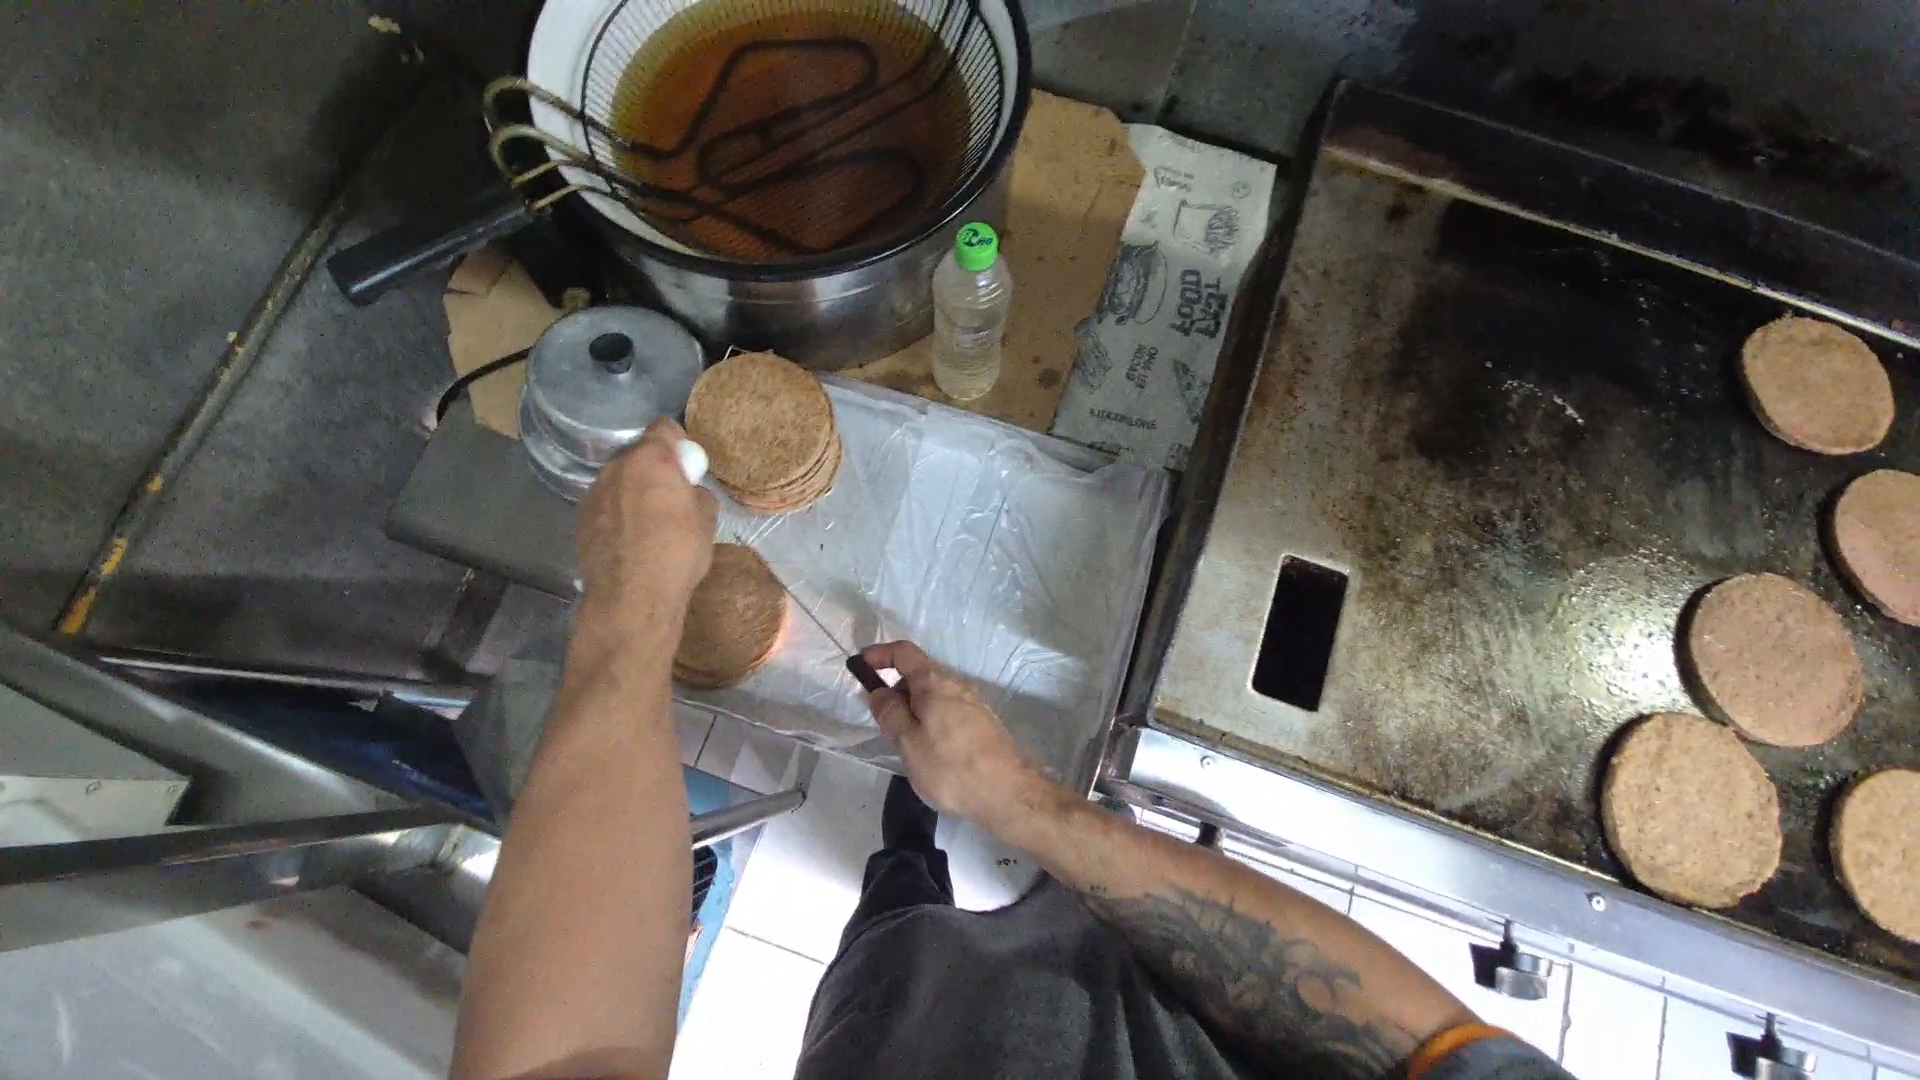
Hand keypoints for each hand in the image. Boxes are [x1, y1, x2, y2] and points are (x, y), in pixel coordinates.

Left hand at [576, 419, 717, 614]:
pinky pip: (606, 504)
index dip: (678, 443)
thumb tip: (689, 493)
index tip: (687, 466)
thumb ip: (697, 495)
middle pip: (639, 455)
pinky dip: (617, 513)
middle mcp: (618, 467)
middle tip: (670, 498)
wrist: (632, 597)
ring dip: (634, 491)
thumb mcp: (707, 522)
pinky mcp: (581, 517)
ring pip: (620, 480)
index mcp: (653, 460)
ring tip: (648, 524)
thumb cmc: (677, 554)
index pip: (664, 428)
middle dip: (654, 470)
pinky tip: (629, 540)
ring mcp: (594, 491)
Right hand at [861, 641, 1048, 827]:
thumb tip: (879, 691)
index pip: (904, 653)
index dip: (880, 654)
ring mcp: (974, 704)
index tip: (862, 664)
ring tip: (908, 745)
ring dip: (915, 710)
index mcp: (934, 683)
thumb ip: (891, 713)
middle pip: (920, 676)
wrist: (1008, 793)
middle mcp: (957, 685)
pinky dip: (932, 721)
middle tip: (885, 724)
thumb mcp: (908, 742)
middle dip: (897, 691)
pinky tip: (933, 752)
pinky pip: (949, 712)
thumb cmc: (951, 766)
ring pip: (935, 697)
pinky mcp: (984, 724)